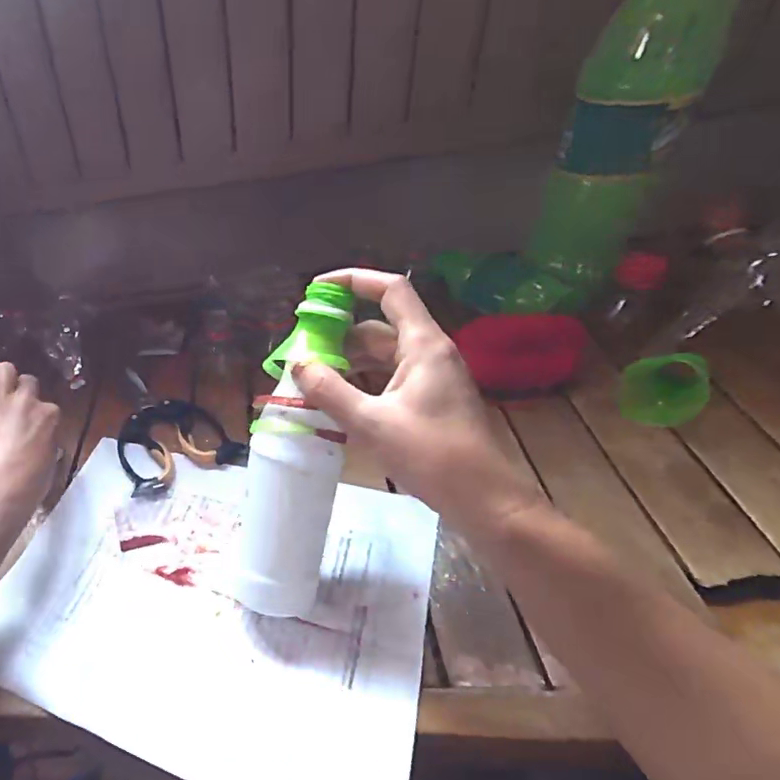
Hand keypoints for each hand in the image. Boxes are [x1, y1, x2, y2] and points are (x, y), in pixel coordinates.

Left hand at [0, 328, 60, 517]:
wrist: (2, 483)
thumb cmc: (30, 483)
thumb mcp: (50, 465)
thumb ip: (47, 448)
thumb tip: (45, 447)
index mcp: (50, 416)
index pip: (47, 407)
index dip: (38, 416)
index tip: (31, 429)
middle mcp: (27, 401)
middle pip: (28, 382)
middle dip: (21, 390)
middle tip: (14, 408)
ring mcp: (0, 401)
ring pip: (4, 370)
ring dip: (2, 376)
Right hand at [289, 270, 545, 530]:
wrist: (481, 498)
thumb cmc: (430, 454)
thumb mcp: (370, 422)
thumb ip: (329, 389)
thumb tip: (297, 363)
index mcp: (424, 346)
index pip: (391, 291)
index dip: (354, 281)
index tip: (316, 290)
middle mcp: (429, 354)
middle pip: (378, 327)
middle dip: (337, 333)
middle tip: (299, 349)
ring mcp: (429, 379)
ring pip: (380, 356)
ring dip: (345, 362)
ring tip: (307, 377)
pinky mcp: (426, 402)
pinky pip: (385, 379)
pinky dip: (358, 383)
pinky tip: (332, 400)